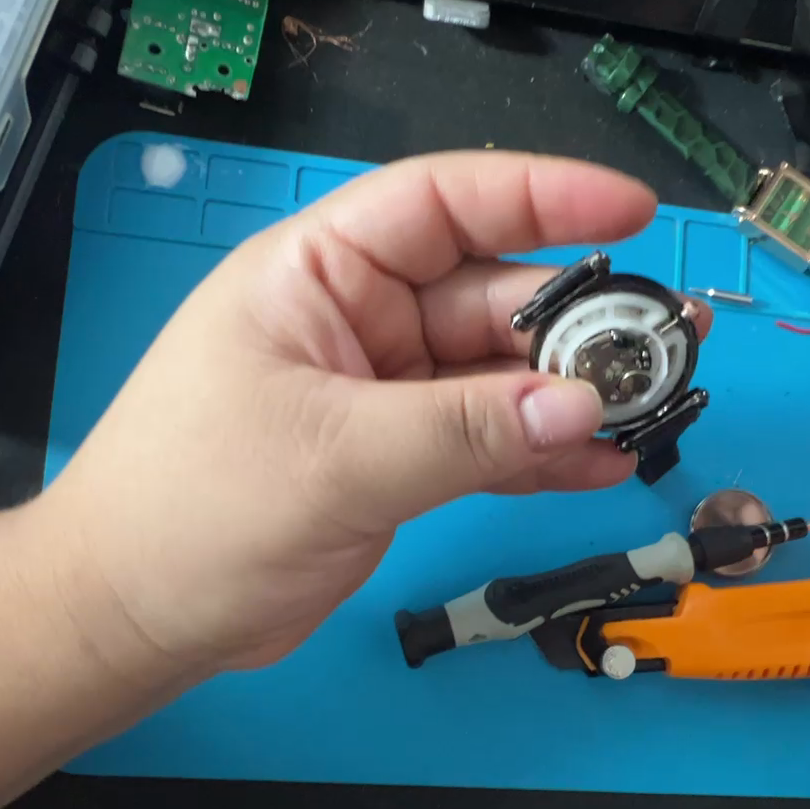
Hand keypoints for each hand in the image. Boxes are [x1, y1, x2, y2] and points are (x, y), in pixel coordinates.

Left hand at [24, 152, 701, 683]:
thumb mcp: (335, 457)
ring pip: (499, 379)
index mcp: (323, 275)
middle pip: (491, 300)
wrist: (144, 612)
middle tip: (665, 347)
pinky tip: (599, 467)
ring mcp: (388, 395)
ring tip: (653, 407)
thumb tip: (581, 406)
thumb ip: (462, 430)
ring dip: (571, 396)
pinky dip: (541, 456)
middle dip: (577, 323)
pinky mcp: (402, 460)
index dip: (542, 196)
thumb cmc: (201, 510)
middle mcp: (363, 323)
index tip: (630, 213)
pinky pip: (488, 443)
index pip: (443, 206)